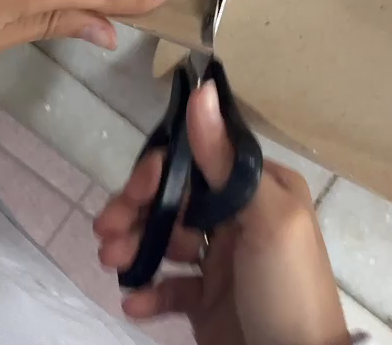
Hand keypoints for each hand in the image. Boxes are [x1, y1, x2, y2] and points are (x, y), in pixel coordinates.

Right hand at [95, 82, 351, 344]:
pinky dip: (146, 291)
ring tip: (110, 263)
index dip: (158, 171)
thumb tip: (203, 89)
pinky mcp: (207, 303)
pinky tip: (132, 301)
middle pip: (172, 199)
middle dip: (134, 210)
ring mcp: (221, 262)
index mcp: (259, 191)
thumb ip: (224, 158)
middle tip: (104, 229)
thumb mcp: (265, 219)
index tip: (134, 189)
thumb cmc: (287, 289)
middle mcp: (238, 219)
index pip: (196, 163)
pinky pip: (167, 287)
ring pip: (163, 239)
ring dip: (131, 247)